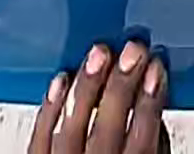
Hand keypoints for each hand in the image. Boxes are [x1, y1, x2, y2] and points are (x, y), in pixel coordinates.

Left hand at [29, 41, 167, 153]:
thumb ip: (155, 149)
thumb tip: (156, 106)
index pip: (141, 141)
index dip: (150, 102)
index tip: (156, 68)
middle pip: (106, 132)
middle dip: (121, 86)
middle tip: (133, 51)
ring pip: (69, 134)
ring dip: (85, 89)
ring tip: (99, 54)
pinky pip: (37, 143)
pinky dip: (49, 110)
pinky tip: (61, 79)